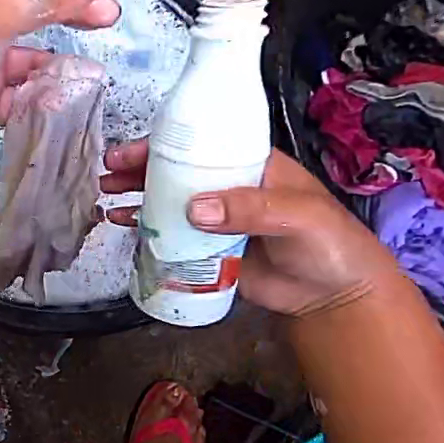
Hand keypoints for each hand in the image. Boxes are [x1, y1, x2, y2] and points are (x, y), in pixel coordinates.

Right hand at [102, 142, 401, 318]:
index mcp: (248, 166)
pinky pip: (171, 237)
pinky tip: (126, 228)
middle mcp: (225, 187)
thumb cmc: (328, 243)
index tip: (129, 153)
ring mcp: (214, 220)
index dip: (161, 145)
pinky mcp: (207, 250)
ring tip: (109, 201)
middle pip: (174, 172)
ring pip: (167, 202)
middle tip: (109, 176)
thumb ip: (251, 208)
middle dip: (138, 171)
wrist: (334, 296)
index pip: (199, 146)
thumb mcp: (299, 215)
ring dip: (136, 199)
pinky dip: (146, 231)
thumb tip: (194, 209)